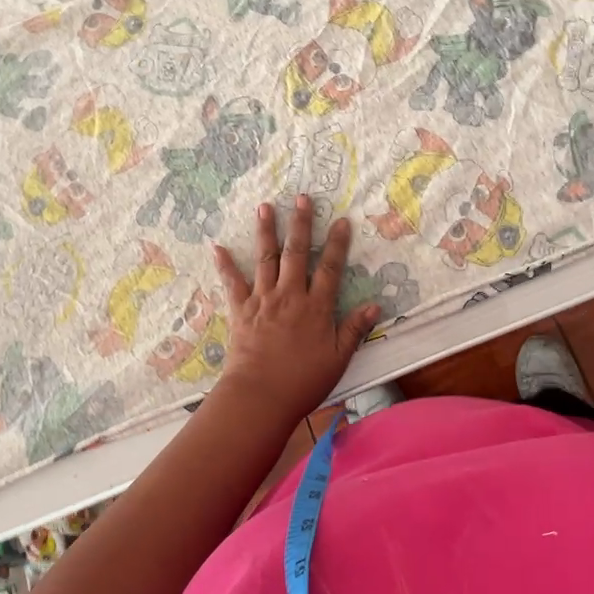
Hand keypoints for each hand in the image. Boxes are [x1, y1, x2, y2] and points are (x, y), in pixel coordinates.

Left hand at [210, 196, 379, 423]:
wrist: (261, 395)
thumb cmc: (303, 381)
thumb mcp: (338, 358)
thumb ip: (355, 330)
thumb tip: (375, 305)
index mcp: (316, 307)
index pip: (330, 268)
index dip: (337, 243)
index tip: (341, 220)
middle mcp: (290, 295)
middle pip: (296, 252)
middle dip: (300, 223)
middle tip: (301, 197)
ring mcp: (263, 299)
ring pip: (265, 258)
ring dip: (265, 230)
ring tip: (264, 205)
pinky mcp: (241, 309)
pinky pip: (232, 282)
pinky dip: (225, 264)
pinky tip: (217, 247)